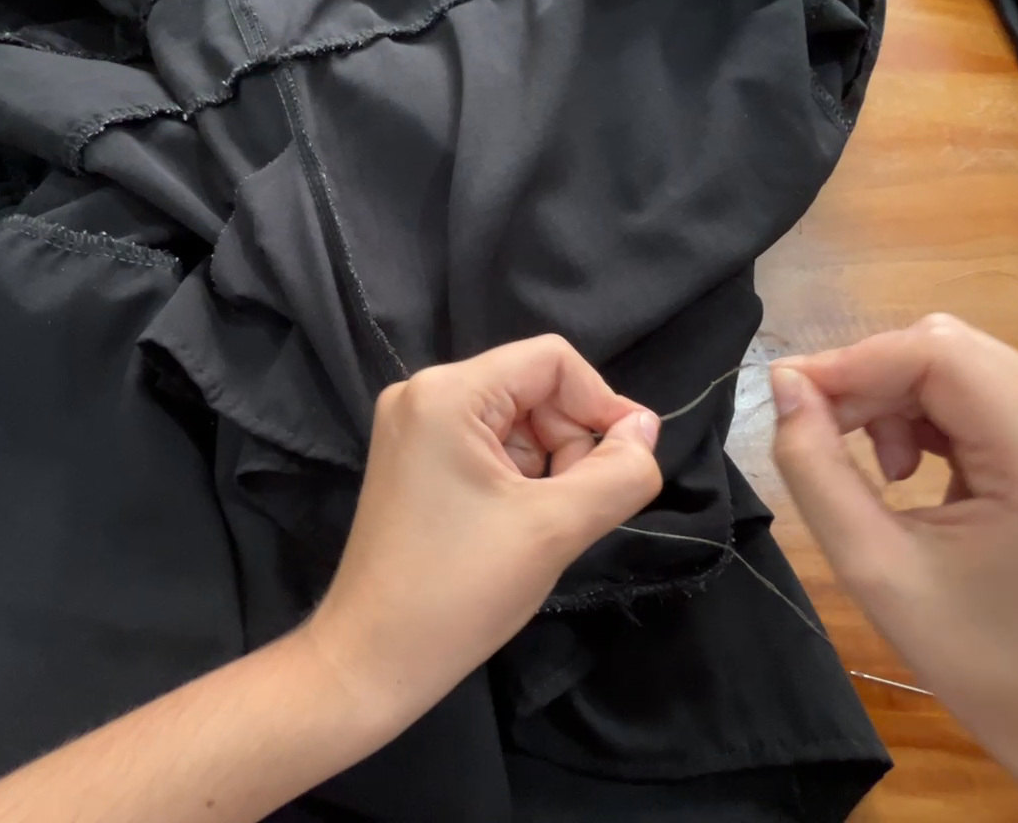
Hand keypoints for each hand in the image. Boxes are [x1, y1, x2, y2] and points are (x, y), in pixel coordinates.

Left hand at [301, 335, 662, 724]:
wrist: (372, 658)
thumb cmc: (460, 590)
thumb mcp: (555, 528)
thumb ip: (617, 472)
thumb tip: (646, 428)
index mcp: (446, 392)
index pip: (551, 360)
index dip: (601, 401)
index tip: (629, 458)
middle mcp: (422, 392)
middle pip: (531, 387)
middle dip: (569, 440)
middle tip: (574, 507)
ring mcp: (412, 425)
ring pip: (513, 417)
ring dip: (546, 462)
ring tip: (540, 523)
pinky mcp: (413, 456)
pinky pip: (485, 441)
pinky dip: (517, 475)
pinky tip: (513, 522)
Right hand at [768, 315, 1017, 777]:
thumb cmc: (966, 651)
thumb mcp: (867, 562)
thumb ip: (812, 463)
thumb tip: (784, 380)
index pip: (945, 357)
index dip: (856, 361)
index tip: (792, 395)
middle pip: (952, 350)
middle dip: (869, 378)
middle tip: (819, 430)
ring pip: (961, 360)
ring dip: (893, 394)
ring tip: (876, 464)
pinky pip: (980, 385)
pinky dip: (923, 407)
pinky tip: (909, 461)